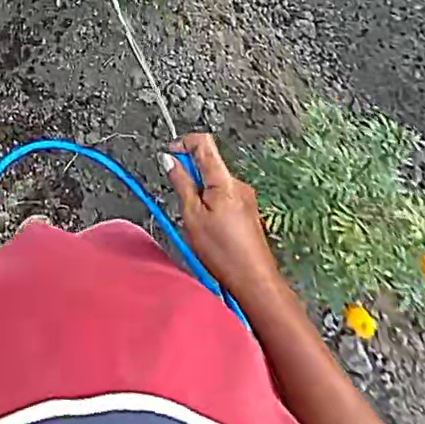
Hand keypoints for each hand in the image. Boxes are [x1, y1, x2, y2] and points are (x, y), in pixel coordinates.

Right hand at [163, 134, 284, 301]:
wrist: (255, 281)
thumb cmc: (224, 253)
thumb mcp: (192, 216)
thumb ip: (181, 183)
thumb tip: (169, 160)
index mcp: (223, 180)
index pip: (203, 142)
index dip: (183, 143)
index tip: (170, 156)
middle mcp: (237, 183)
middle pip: (209, 162)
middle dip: (190, 173)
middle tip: (182, 197)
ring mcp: (245, 196)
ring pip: (215, 180)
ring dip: (200, 190)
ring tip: (196, 218)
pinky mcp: (247, 209)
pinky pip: (224, 194)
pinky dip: (211, 202)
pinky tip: (209, 226)